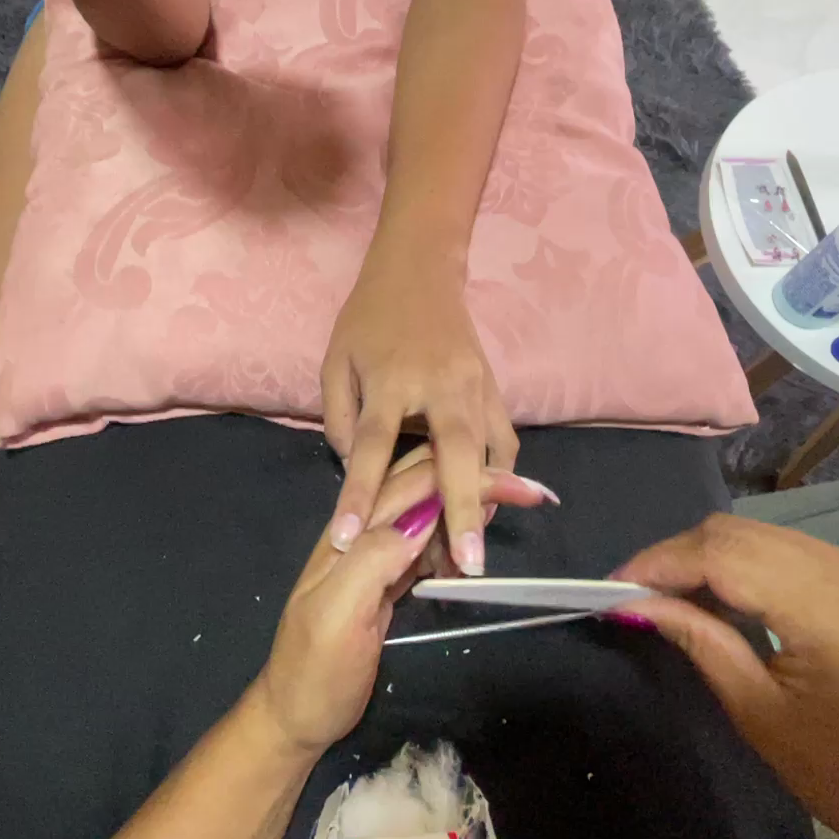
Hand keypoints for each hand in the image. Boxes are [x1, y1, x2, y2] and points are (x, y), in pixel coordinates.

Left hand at [252, 458, 552, 754]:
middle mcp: (359, 534)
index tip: (519, 484)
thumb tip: (420, 517)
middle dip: (473, 482)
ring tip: (500, 521)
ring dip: (463, 512)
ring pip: (424, 513)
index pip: (410, 486)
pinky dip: (449, 544)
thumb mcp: (336, 617)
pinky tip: (465, 560)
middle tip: (529, 495)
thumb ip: (371, 561)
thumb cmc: (315, 673)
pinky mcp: (383, 582)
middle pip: (420, 488)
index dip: (463, 478)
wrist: (295, 716)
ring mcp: (372, 558)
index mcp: (347, 534)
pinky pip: (421, 547)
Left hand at [322, 251, 518, 576]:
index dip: (357, 492)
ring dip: (486, 502)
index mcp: (389, 379)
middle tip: (467, 565)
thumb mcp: (335, 362)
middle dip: (462, 510)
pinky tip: (489, 503)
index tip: (347, 539)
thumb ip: (339, 418)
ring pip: (490, 451)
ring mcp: (475, 387)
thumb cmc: (369, 321)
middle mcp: (439, 386)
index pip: (370, 444)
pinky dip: (500, 474)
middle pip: (454, 453)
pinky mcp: (495, 389)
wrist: (419, 273)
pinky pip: (504, 439)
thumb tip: (356, 468)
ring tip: (472, 551)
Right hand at [614, 515, 838, 838]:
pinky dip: (740, 565)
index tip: (612, 587)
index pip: (725, 556)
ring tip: (667, 594)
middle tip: (633, 592)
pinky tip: (717, 595)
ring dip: (705, 558)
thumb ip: (697, 639)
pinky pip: (786, 551)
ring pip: (760, 536)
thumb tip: (631, 601)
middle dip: (676, 556)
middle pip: (740, 534)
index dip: (660, 563)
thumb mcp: (759, 712)